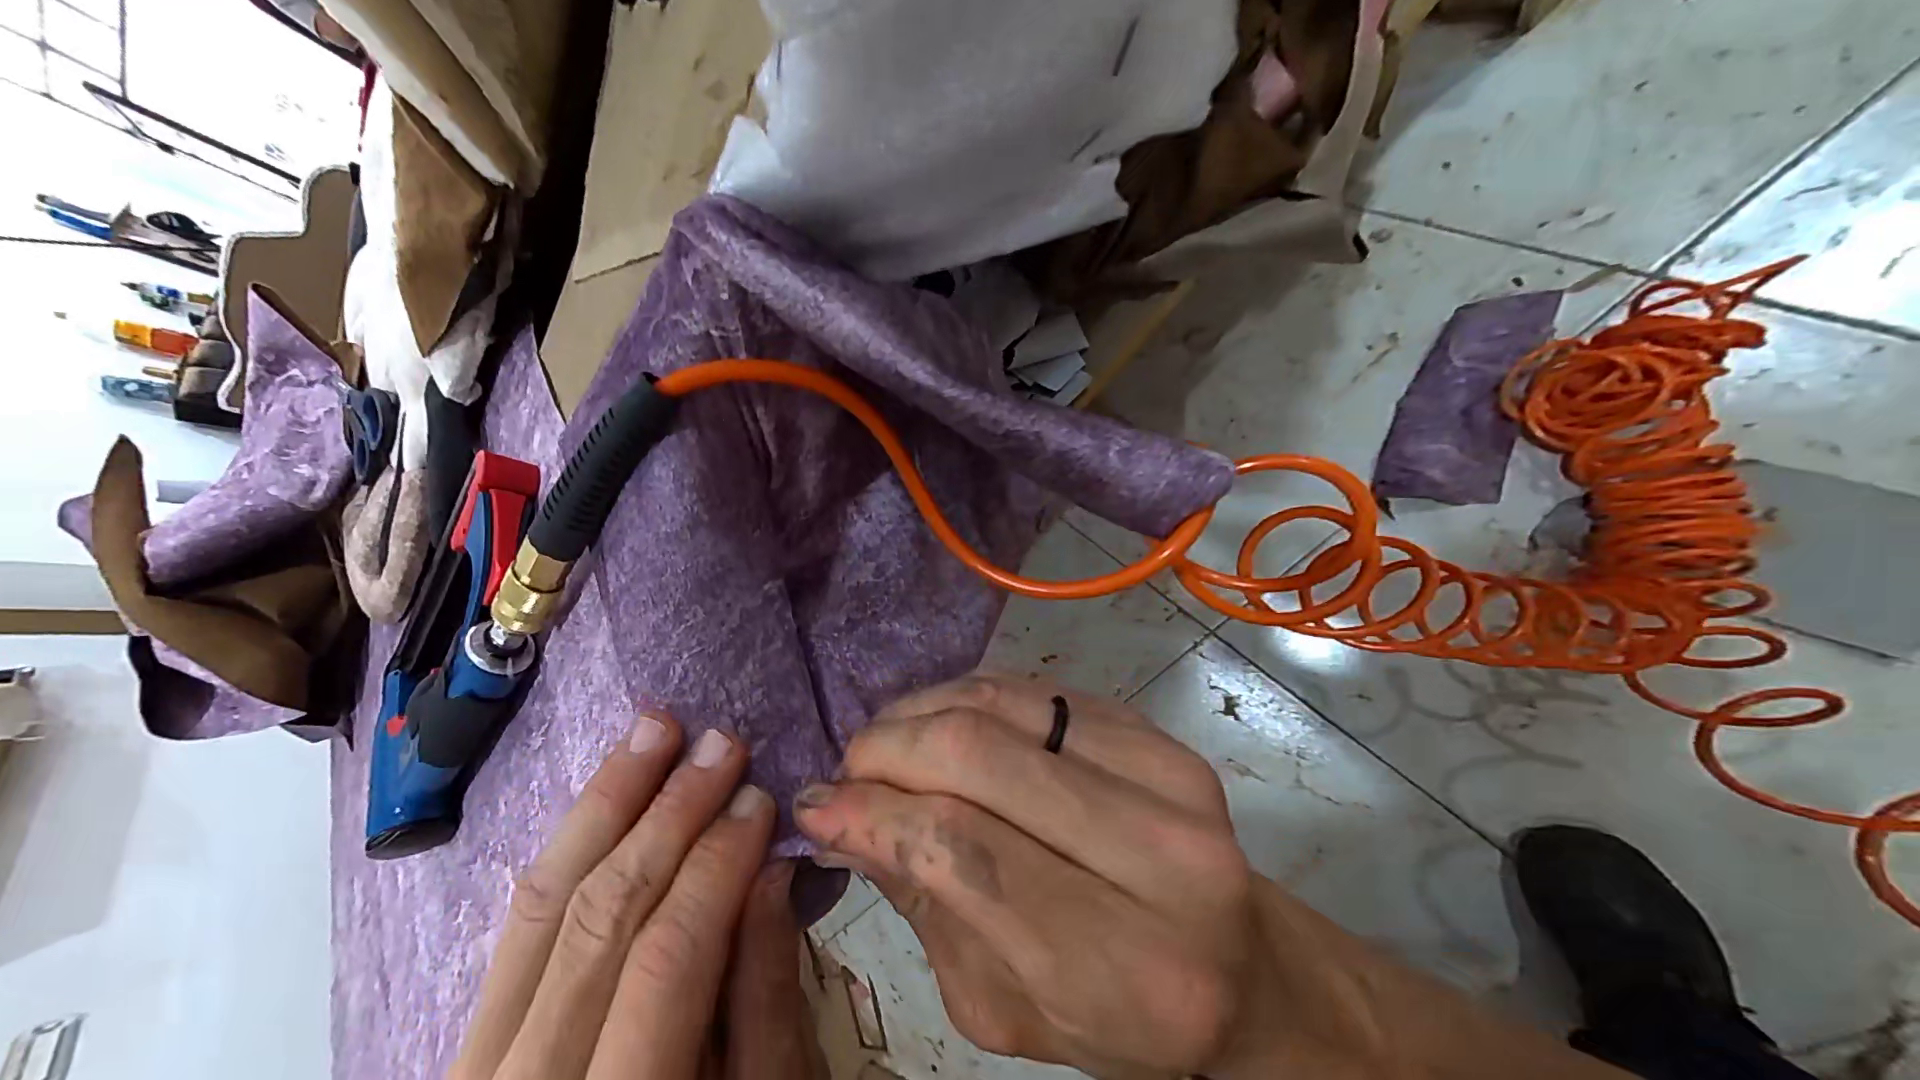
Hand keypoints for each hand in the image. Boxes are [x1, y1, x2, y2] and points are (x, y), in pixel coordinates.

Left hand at [451, 714, 824, 1079]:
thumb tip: (771, 871)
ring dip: (607, 803)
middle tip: (718, 743)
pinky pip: (518, 926)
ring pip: (541, 905)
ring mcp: (475, 1066)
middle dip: (669, 815)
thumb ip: (764, 997)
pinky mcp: (467, 1044)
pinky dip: (568, 848)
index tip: (758, 798)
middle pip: (599, 917)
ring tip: (654, 731)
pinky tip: (606, 796)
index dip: (717, 866)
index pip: (666, 957)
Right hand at [790, 674, 1280, 1078]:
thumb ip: (925, 905)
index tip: (817, 805)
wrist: (1237, 964)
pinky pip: (1032, 688)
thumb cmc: (1116, 1014)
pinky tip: (937, 722)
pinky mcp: (1156, 730)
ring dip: (919, 713)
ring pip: (1001, 705)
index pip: (964, 854)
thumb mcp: (1005, 1007)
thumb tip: (840, 814)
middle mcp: (1158, 853)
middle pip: (980, 758)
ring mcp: (1167, 772)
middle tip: (848, 770)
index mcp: (1122, 963)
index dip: (875, 816)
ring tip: (884, 743)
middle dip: (888, 752)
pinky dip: (965, 697)